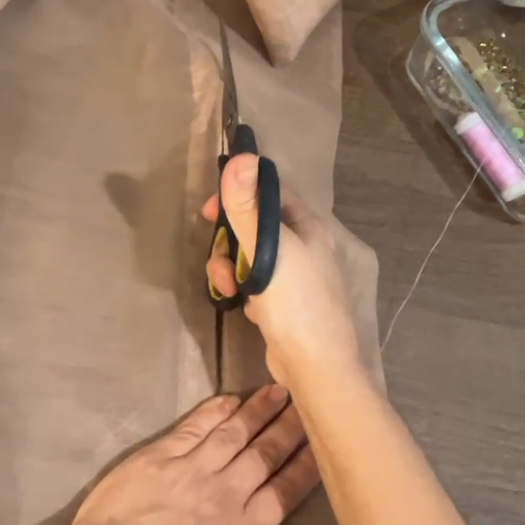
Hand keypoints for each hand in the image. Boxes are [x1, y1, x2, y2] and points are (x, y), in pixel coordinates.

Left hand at [43, 386, 320, 524]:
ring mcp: (188, 470)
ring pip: (232, 433)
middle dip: (289, 427)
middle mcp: (221, 494)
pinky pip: (192, 427)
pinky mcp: (156, 456)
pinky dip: (213, 411)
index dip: (306, 465)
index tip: (325, 444)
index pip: (284, 491)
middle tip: (309, 402)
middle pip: (264, 453)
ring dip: (257, 410)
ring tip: (278, 389)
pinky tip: (230, 399)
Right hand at [202, 154, 365, 394]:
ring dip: (230, 267)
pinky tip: (239, 303)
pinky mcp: (281, 301)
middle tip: (218, 254)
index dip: (239, 194)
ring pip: (249, 256)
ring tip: (228, 286)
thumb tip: (241, 157)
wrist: (315, 367)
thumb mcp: (269, 250)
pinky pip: (252, 282)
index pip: (271, 192)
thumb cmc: (297, 303)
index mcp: (309, 227)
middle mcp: (304, 247)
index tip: (210, 209)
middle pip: (254, 225)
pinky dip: (240, 288)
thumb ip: (248, 208)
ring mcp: (293, 276)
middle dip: (229, 239)